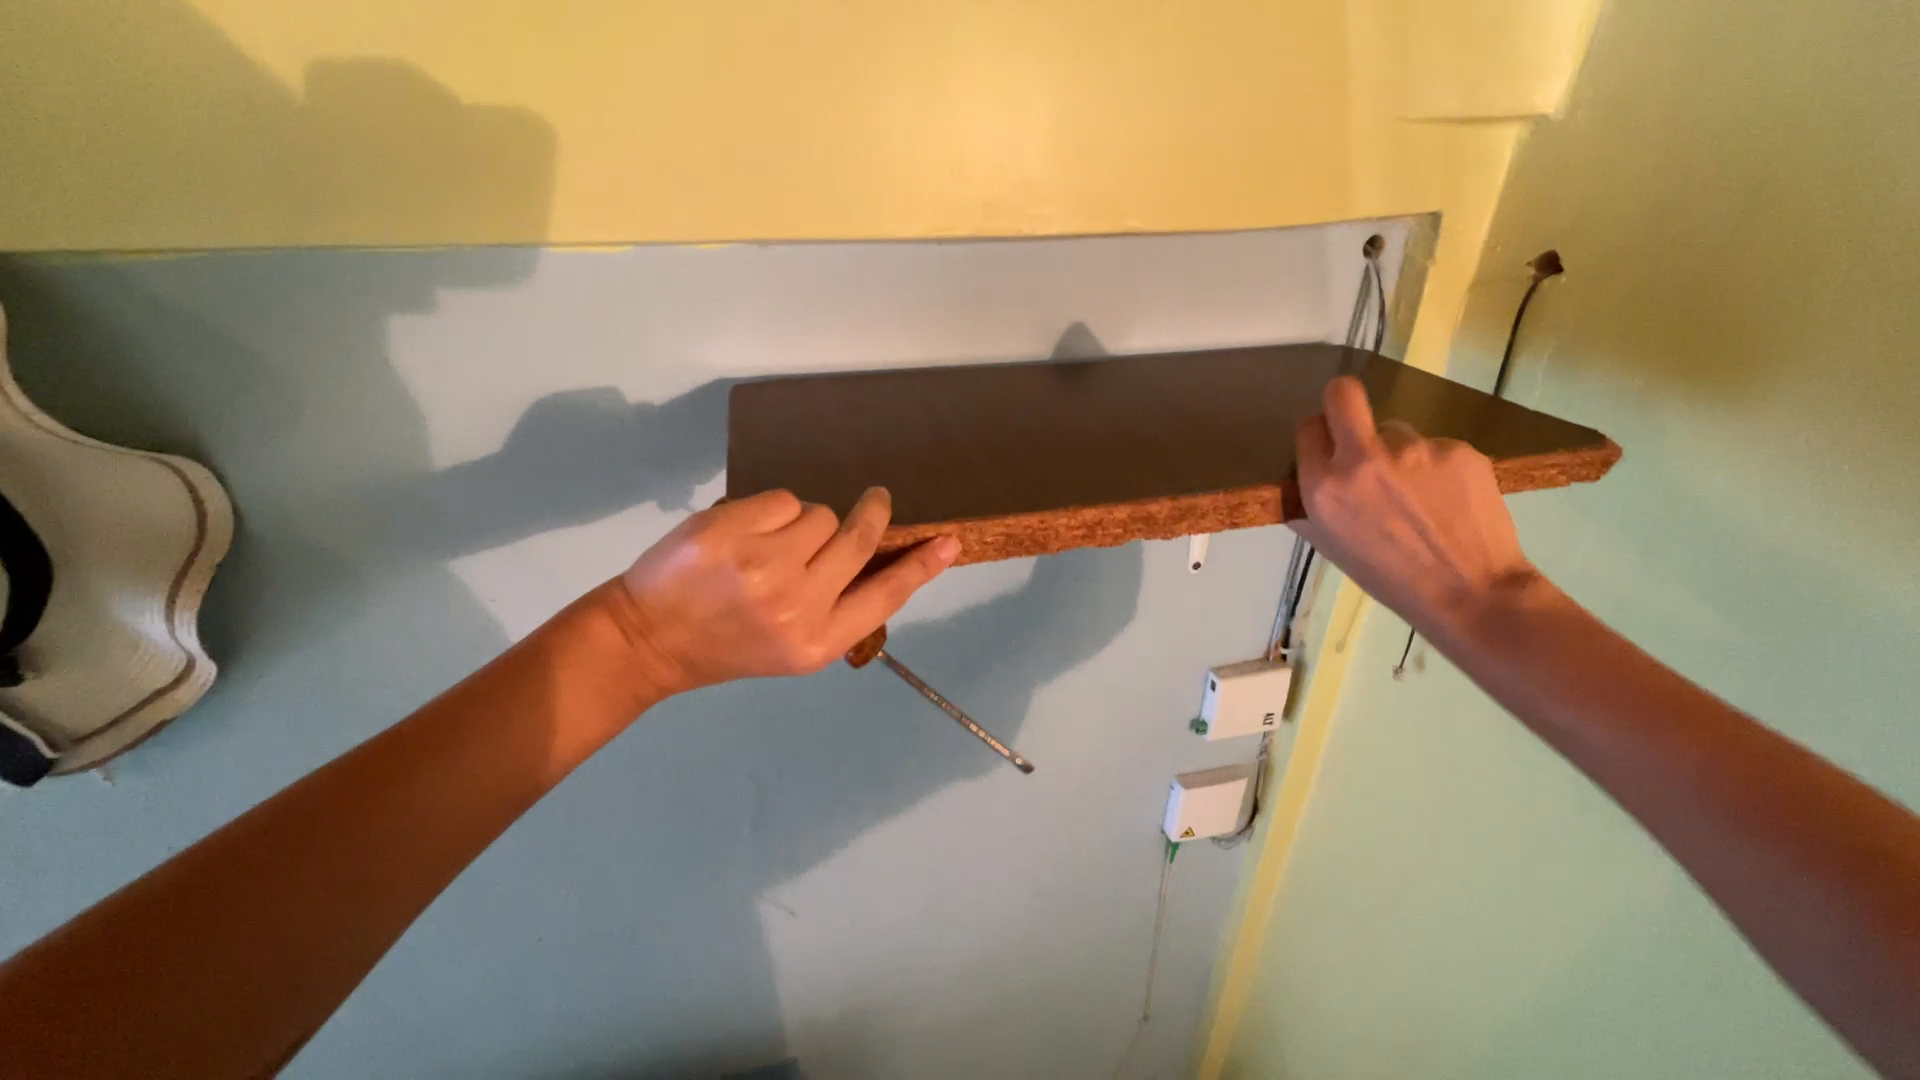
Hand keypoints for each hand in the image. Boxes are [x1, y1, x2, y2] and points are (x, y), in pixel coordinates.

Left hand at [611, 488, 959, 695]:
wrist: (651, 638)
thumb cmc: (729, 642)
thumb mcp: (796, 645)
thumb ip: (841, 605)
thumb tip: (881, 550)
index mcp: (820, 642)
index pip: (886, 595)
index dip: (922, 566)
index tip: (951, 542)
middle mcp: (799, 605)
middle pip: (857, 537)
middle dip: (870, 513)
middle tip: (874, 500)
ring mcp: (763, 567)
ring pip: (819, 514)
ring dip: (804, 523)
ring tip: (768, 548)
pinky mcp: (730, 533)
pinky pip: (783, 499)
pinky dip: (770, 511)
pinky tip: (744, 535)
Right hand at [1292, 376, 1542, 634]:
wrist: (1470, 592)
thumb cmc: (1390, 578)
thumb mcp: (1331, 547)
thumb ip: (1311, 507)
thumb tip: (1301, 484)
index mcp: (1324, 486)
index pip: (1308, 428)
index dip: (1317, 436)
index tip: (1327, 448)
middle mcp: (1363, 459)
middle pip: (1343, 394)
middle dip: (1343, 401)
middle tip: (1355, 426)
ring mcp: (1414, 450)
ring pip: (1396, 430)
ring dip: (1399, 453)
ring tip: (1418, 494)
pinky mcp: (1458, 449)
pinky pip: (1436, 447)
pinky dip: (1437, 468)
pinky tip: (1448, 501)